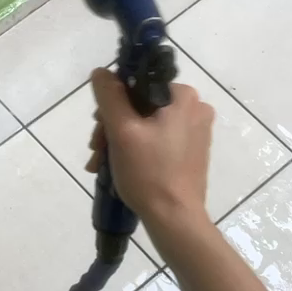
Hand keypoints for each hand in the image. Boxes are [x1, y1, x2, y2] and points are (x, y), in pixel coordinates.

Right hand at [86, 68, 214, 230]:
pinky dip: (135, 151)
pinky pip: (155, 142)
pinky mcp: (190, 153)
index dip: (112, 103)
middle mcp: (194, 109)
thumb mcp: (122, 131)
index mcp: (183, 97)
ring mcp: (195, 132)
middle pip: (139, 107)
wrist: (174, 218)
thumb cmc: (149, 172)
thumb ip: (109, 97)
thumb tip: (100, 72)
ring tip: (101, 165)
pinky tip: (117, 168)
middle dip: (112, 128)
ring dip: (118, 142)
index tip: (98, 129)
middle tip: (97, 152)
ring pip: (144, 125)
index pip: (137, 85)